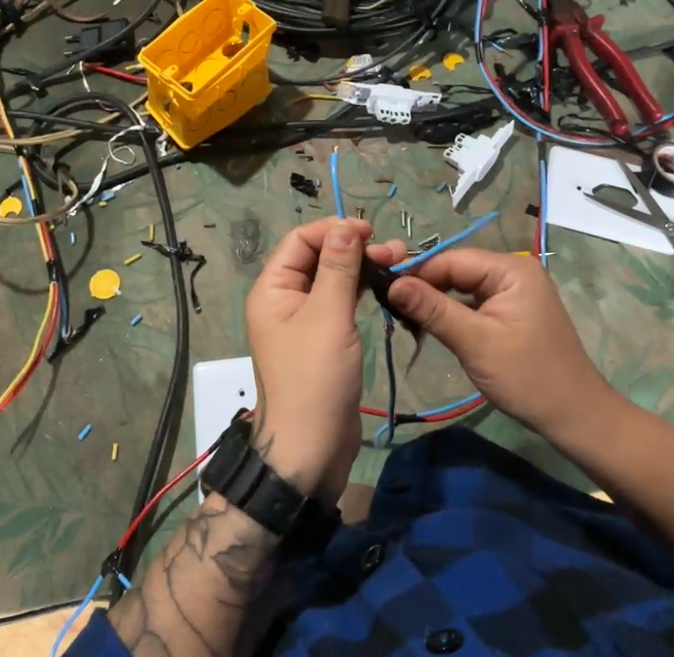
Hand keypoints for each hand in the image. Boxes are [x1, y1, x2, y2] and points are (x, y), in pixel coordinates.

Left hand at [244, 217, 404, 502]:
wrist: (311, 448)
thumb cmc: (315, 378)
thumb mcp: (328, 316)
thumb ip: (338, 268)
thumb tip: (346, 226)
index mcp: (273, 289)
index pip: (300, 240)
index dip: (334, 230)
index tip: (371, 230)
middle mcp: (284, 299)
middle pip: (317, 257)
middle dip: (353, 248)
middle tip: (395, 250)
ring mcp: (303, 321)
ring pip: (332, 280)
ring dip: (362, 268)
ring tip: (400, 261)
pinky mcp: (323, 340)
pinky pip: (340, 303)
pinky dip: (362, 291)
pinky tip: (386, 287)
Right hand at [386, 249, 615, 435]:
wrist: (574, 416)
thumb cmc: (527, 377)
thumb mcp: (475, 342)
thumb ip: (433, 310)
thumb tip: (392, 284)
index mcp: (511, 269)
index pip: (452, 259)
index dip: (417, 273)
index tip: (384, 292)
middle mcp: (514, 271)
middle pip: (456, 269)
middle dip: (425, 287)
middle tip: (392, 310)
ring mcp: (514, 291)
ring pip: (462, 286)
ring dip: (436, 302)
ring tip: (407, 320)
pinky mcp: (511, 310)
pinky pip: (473, 301)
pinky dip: (452, 313)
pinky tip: (431, 327)